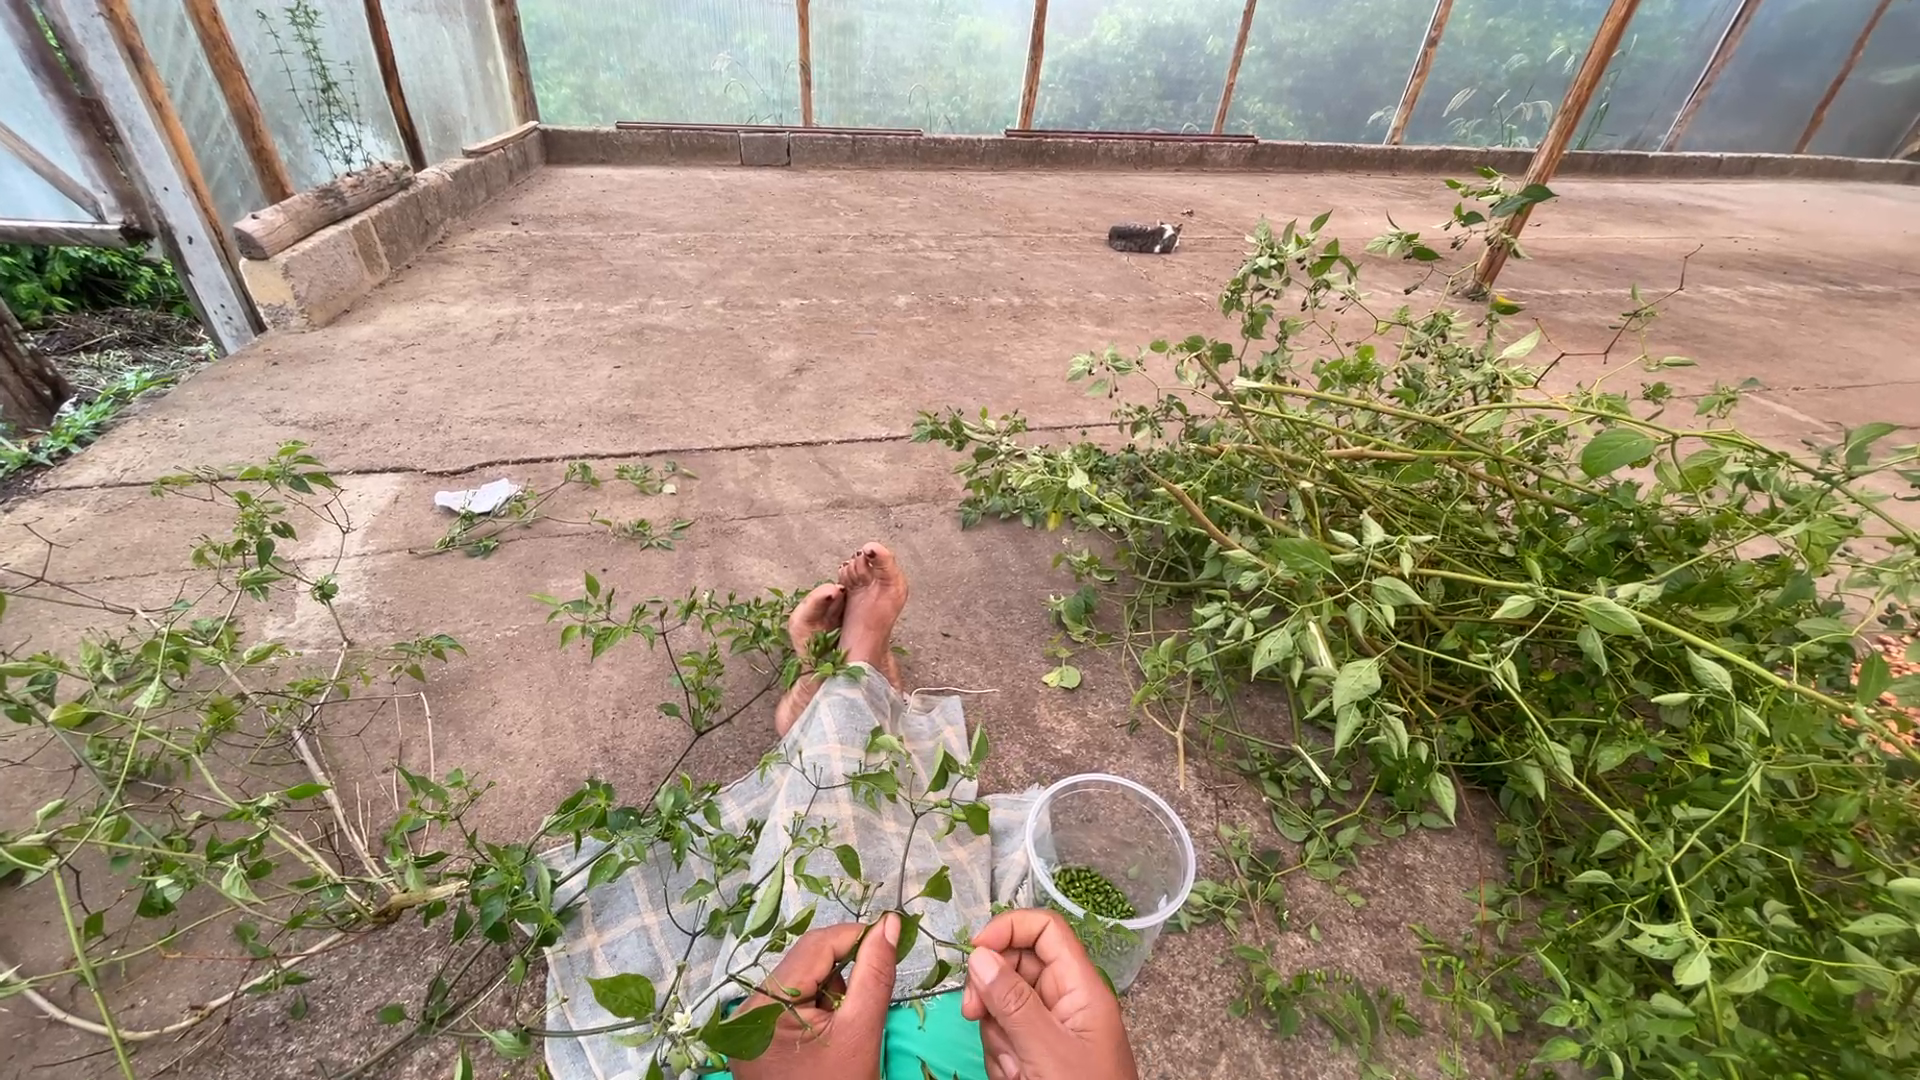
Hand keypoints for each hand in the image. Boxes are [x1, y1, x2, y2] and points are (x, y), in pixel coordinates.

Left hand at [729, 913, 899, 1079]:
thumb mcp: (861, 1031)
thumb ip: (875, 971)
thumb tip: (889, 921)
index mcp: (766, 1006)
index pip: (817, 944)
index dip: (856, 935)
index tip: (891, 936)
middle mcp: (748, 1009)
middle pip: (806, 958)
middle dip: (845, 962)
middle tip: (876, 976)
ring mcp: (750, 1024)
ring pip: (802, 975)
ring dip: (833, 982)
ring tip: (848, 1017)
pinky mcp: (758, 1036)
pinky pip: (793, 998)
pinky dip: (819, 1001)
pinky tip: (832, 1026)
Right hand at [960, 909, 1138, 1079]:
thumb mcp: (1047, 1053)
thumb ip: (1013, 1003)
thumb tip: (980, 955)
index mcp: (1081, 987)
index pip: (1045, 930)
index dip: (1009, 929)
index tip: (974, 952)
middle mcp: (1067, 1000)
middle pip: (1017, 966)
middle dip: (992, 990)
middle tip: (971, 1014)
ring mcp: (1052, 1029)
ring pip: (1005, 1004)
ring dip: (997, 1034)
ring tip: (1014, 1070)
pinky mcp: (1039, 1055)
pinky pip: (1006, 1037)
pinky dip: (1002, 1057)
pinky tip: (1014, 1078)